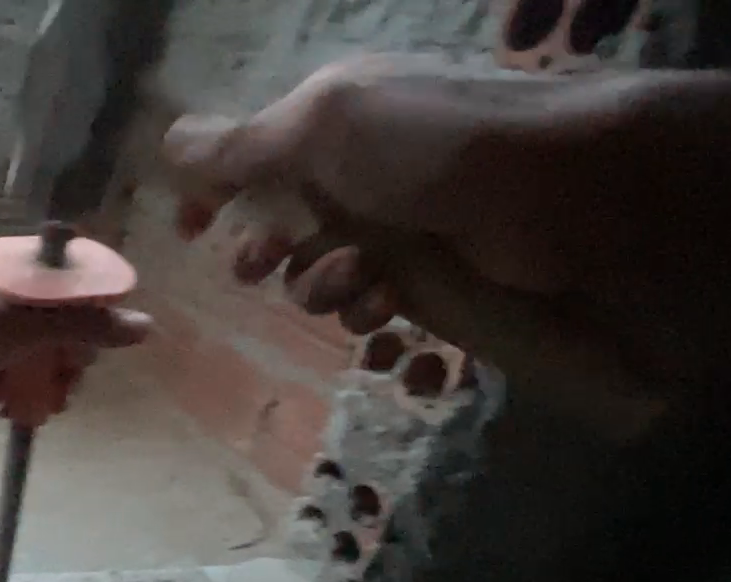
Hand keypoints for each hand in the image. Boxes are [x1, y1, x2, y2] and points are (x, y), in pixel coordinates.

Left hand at [0, 270, 152, 426]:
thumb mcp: (25, 323)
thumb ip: (83, 326)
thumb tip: (144, 327)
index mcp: (29, 281)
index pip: (83, 290)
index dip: (99, 314)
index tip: (96, 337)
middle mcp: (22, 312)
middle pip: (75, 334)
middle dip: (79, 357)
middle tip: (65, 369)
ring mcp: (9, 349)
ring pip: (55, 367)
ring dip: (61, 385)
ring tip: (51, 397)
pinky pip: (31, 392)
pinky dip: (38, 403)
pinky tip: (33, 413)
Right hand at [162, 55, 694, 422]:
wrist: (560, 197)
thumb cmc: (430, 147)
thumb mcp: (321, 127)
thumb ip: (240, 144)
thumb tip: (170, 143)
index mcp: (332, 122)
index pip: (251, 156)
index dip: (213, 192)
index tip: (187, 230)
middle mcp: (357, 172)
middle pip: (277, 226)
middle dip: (263, 252)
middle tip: (260, 266)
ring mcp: (391, 226)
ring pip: (314, 276)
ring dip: (318, 286)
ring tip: (354, 277)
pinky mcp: (421, 275)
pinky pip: (363, 305)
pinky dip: (364, 310)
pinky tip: (385, 303)